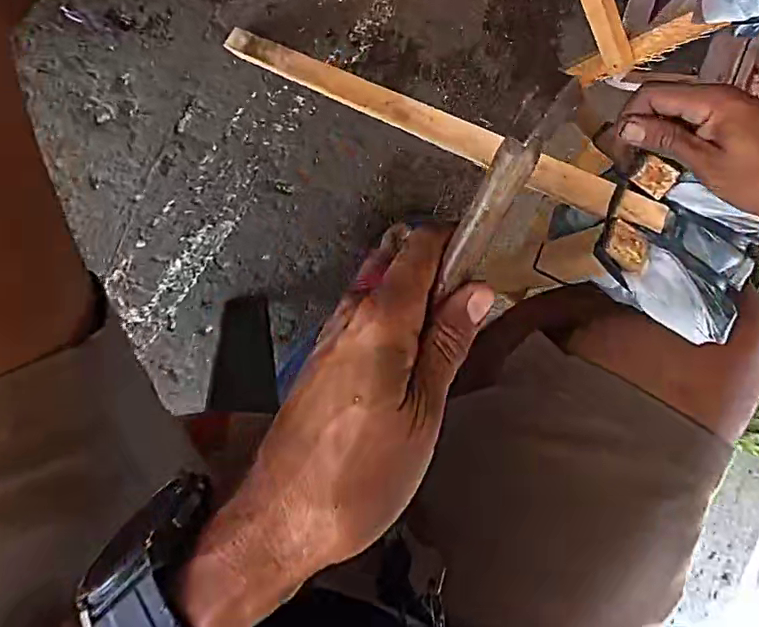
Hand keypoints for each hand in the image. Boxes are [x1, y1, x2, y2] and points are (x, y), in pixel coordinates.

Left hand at [173, 224, 493, 626]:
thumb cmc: (354, 477)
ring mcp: (332, 334)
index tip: (478, 248)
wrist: (280, 520)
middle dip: (435, 260)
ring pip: (378, 284)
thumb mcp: (423, 413)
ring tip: (447, 320)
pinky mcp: (322, 356)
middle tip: (470, 289)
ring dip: (414, 288)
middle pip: (396, 258)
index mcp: (381, 320)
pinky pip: (363, 311)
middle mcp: (351, 315)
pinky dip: (393, 312)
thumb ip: (448, 343)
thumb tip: (474, 293)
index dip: (451, 238)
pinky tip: (411, 346)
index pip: (419, 248)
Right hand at [612, 84, 758, 236]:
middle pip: (666, 95)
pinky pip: (703, 115)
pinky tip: (681, 153)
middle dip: (641, 120)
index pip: (652, 93)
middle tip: (628, 154)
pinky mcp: (746, 118)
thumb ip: (666, 139)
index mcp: (711, 98)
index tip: (617, 147)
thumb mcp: (708, 164)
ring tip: (650, 157)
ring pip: (683, 106)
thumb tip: (627, 125)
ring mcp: (737, 104)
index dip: (628, 117)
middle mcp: (722, 92)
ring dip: (662, 126)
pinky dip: (684, 130)